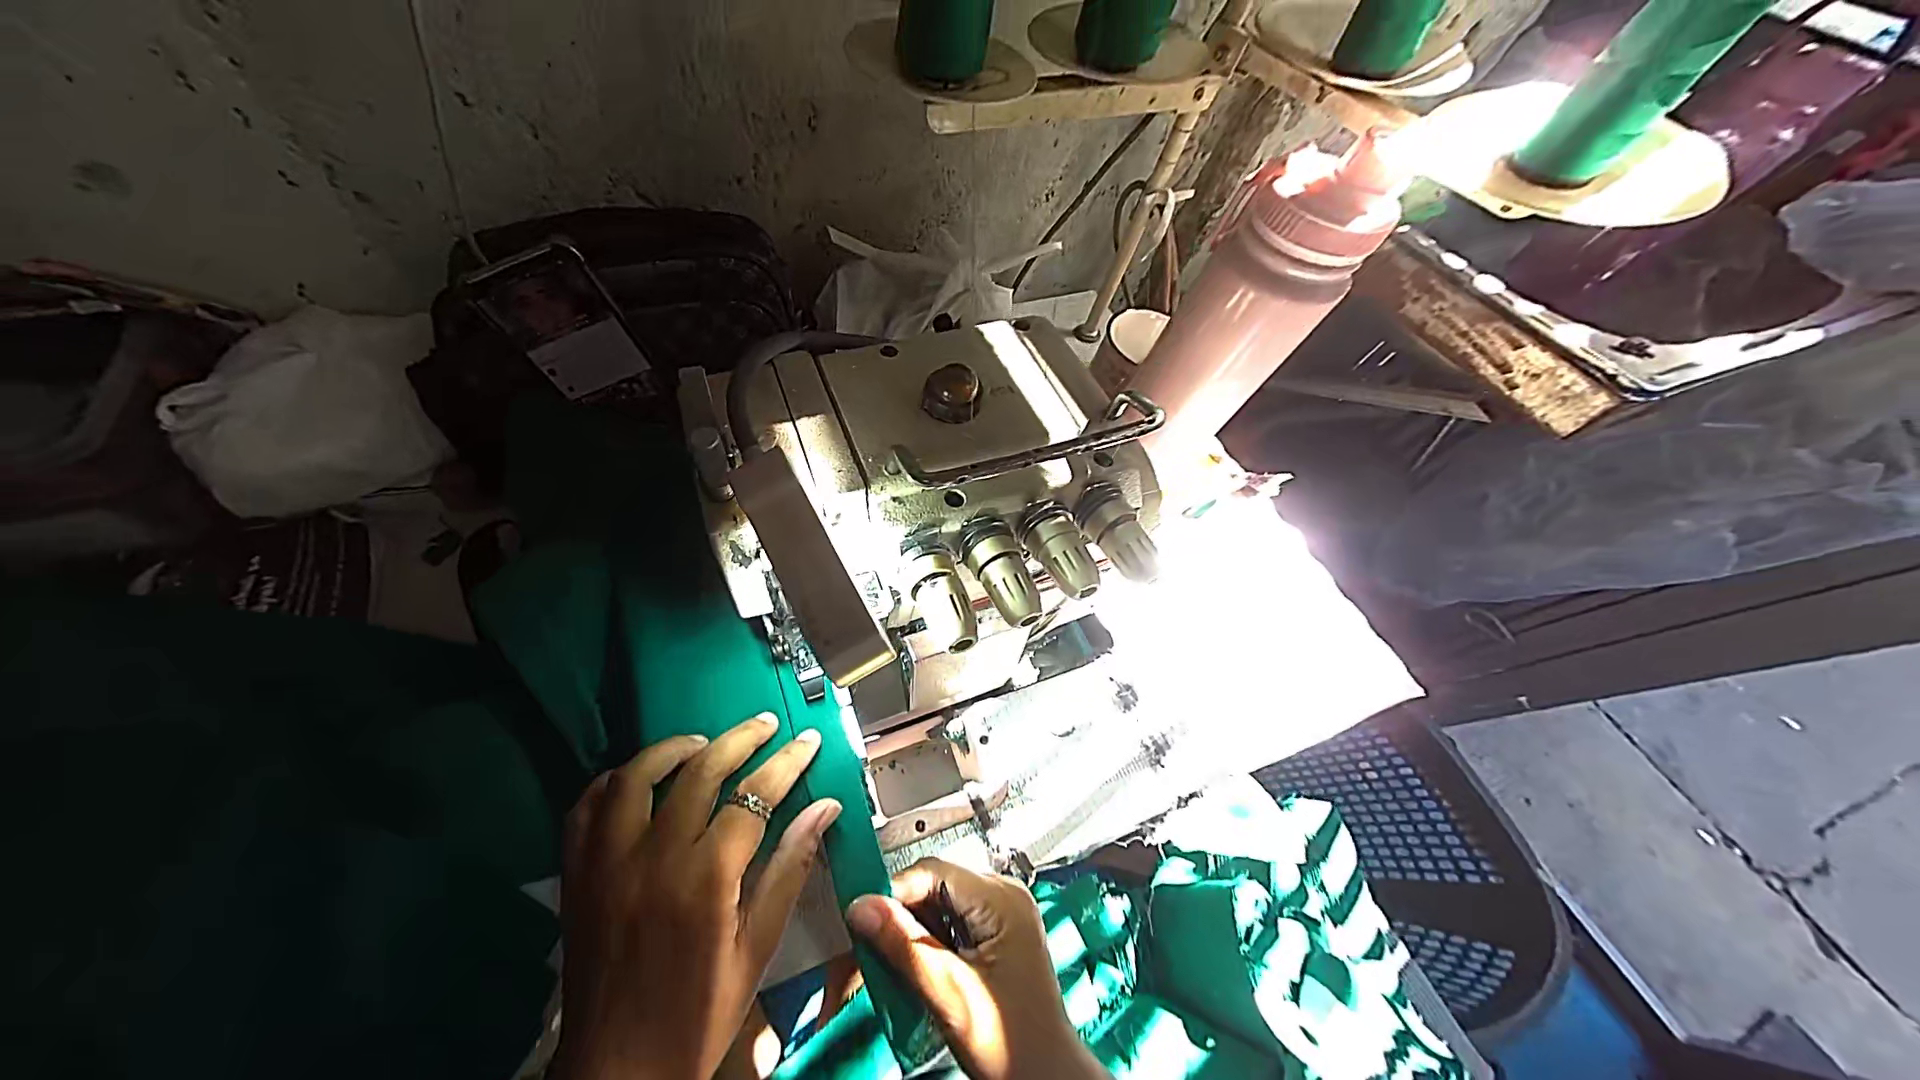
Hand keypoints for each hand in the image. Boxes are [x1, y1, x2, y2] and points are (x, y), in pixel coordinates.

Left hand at [554, 715, 842, 1079]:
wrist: (616, 1070)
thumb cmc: (699, 1011)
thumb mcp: (758, 945)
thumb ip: (790, 867)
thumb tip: (825, 807)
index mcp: (705, 879)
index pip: (754, 796)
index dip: (787, 762)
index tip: (807, 741)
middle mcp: (652, 857)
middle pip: (700, 770)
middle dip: (741, 739)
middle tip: (767, 725)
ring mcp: (606, 862)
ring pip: (638, 775)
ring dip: (676, 748)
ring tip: (705, 742)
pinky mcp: (577, 874)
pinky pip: (588, 805)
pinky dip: (617, 779)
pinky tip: (642, 777)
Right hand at [846, 859, 1110, 1079]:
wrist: (1046, 1077)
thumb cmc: (1010, 1044)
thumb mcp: (948, 993)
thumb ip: (904, 944)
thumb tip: (862, 906)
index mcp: (1002, 900)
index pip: (933, 872)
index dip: (893, 892)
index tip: (862, 918)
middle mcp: (1005, 895)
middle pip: (935, 884)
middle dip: (901, 914)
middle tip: (872, 945)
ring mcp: (1004, 911)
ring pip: (940, 902)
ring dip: (913, 928)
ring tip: (894, 961)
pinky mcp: (998, 931)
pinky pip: (952, 919)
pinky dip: (929, 938)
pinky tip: (919, 965)